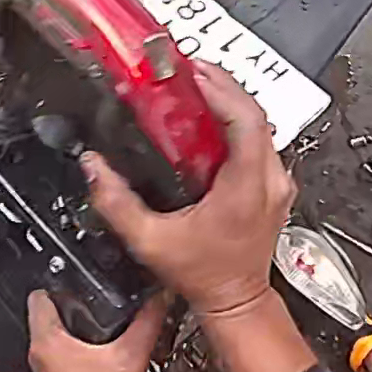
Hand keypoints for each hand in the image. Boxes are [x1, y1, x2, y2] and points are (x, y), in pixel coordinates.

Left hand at [27, 290, 166, 371]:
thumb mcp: (131, 357)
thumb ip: (147, 321)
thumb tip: (159, 298)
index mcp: (48, 343)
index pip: (38, 294)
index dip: (57, 277)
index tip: (75, 268)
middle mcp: (40, 355)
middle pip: (48, 309)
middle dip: (72, 296)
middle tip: (95, 287)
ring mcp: (48, 370)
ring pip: (56, 330)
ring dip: (77, 319)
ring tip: (102, 310)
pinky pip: (62, 348)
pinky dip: (79, 339)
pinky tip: (102, 341)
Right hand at [81, 61, 296, 318]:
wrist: (236, 300)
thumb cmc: (204, 275)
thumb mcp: (150, 241)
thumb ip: (116, 203)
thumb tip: (94, 168)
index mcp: (244, 189)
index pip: (245, 122)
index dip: (221, 91)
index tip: (196, 74)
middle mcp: (269, 182)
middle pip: (256, 115)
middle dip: (223, 86)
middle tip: (190, 71)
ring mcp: (277, 183)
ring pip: (261, 125)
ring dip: (231, 101)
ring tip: (199, 88)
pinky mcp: (275, 186)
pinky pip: (261, 141)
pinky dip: (237, 122)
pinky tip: (213, 120)